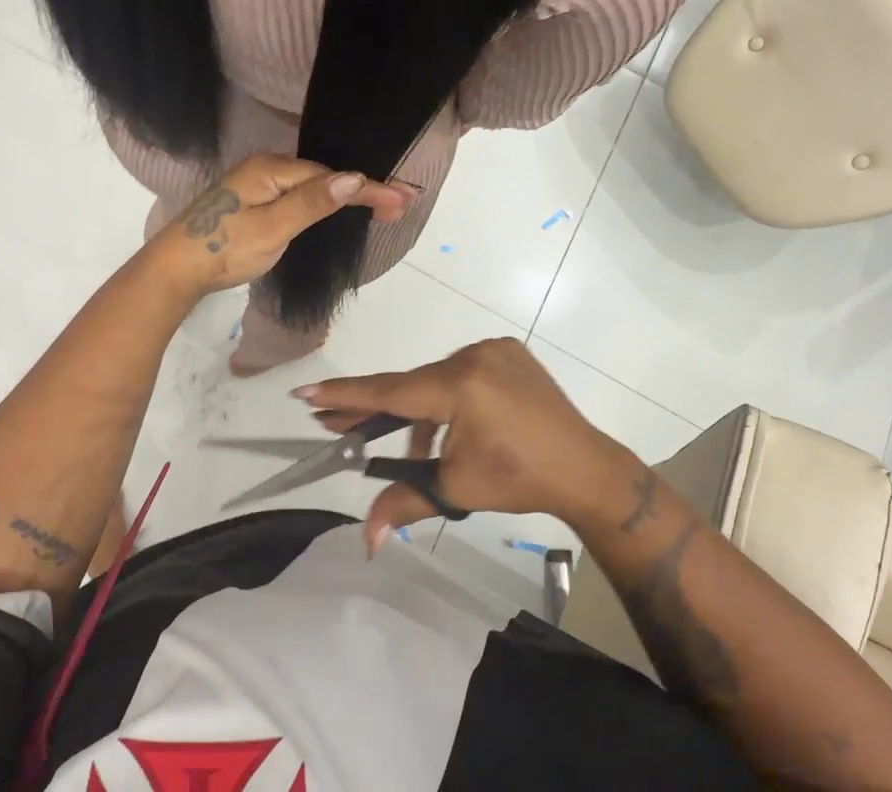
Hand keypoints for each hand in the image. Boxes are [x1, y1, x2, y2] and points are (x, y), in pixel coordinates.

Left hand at [143, 153, 412, 296]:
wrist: (175, 268)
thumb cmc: (224, 249)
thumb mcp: (272, 228)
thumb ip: (312, 202)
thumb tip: (353, 177)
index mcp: (271, 169)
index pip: (331, 175)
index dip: (369, 187)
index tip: (404, 199)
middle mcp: (265, 169)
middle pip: (324, 175)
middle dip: (364, 187)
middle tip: (402, 203)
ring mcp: (256, 185)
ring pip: (312, 185)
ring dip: (346, 194)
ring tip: (382, 204)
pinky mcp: (252, 202)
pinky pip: (298, 195)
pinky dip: (324, 201)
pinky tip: (338, 206)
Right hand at [295, 338, 635, 551]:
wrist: (585, 469)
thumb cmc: (518, 481)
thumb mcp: (456, 489)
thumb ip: (403, 502)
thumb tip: (365, 541)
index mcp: (459, 386)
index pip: (388, 392)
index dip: (344, 396)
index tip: (305, 391)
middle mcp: (473, 357)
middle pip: (409, 385)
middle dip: (373, 409)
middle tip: (331, 420)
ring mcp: (493, 350)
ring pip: (434, 380)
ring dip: (416, 411)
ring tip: (409, 448)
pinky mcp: (508, 352)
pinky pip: (460, 374)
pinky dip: (444, 398)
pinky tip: (445, 427)